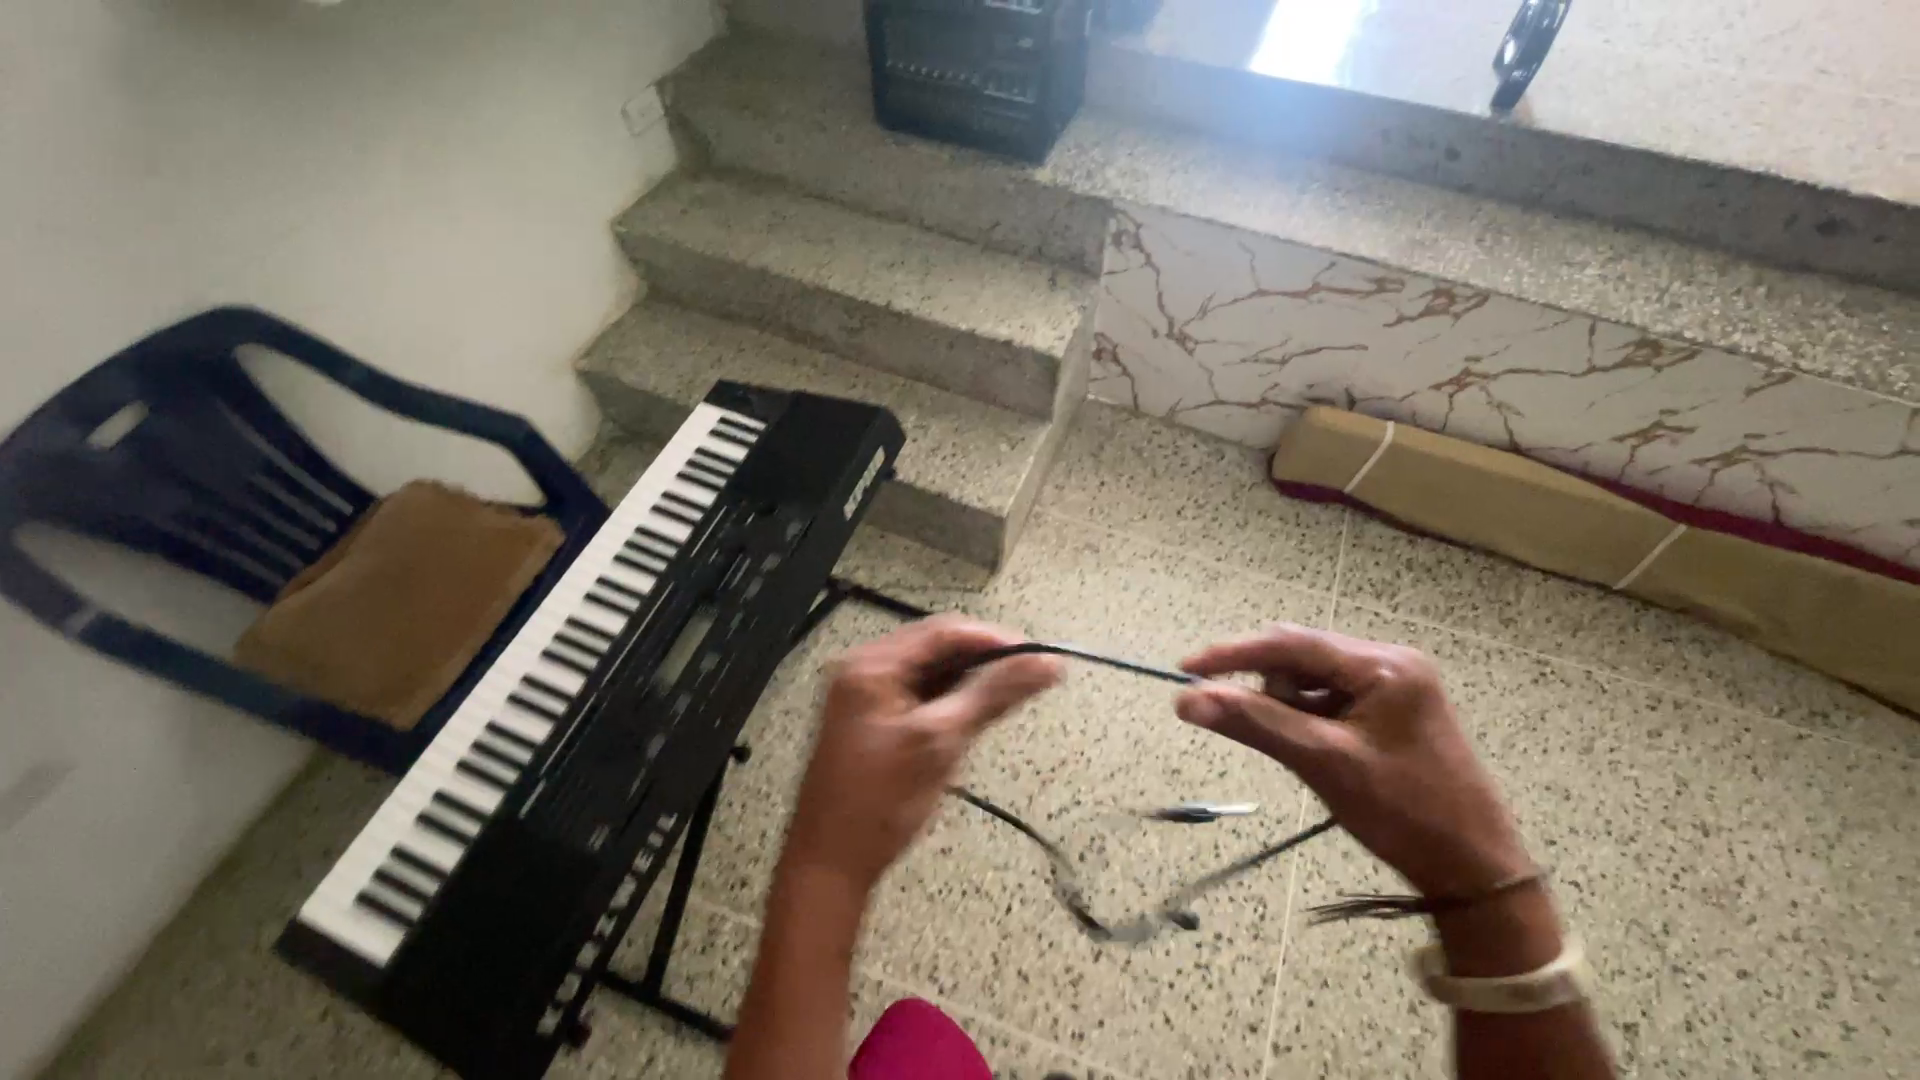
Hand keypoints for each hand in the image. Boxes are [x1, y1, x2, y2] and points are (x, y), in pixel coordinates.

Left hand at [782, 616, 1063, 893]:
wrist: (830, 864)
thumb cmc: (879, 803)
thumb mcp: (941, 742)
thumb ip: (992, 695)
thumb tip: (1044, 664)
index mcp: (870, 664)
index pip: (943, 631)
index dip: (994, 639)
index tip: (1037, 656)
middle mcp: (864, 669)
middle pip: (938, 648)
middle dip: (985, 660)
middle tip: (1030, 676)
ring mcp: (867, 695)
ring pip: (933, 673)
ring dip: (971, 681)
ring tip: (1012, 694)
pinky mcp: (874, 720)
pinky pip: (921, 695)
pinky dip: (951, 702)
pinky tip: (976, 714)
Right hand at [1174, 624, 1532, 897]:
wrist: (1476, 870)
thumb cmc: (1405, 813)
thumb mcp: (1323, 763)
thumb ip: (1255, 723)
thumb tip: (1188, 699)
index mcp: (1383, 665)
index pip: (1291, 644)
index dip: (1233, 654)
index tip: (1187, 668)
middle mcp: (1389, 662)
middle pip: (1301, 656)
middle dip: (1264, 685)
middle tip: (1234, 717)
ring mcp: (1393, 684)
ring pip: (1311, 678)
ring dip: (1286, 705)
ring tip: (1297, 751)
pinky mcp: (1391, 708)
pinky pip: (1328, 698)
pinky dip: (1306, 717)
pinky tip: (1311, 748)